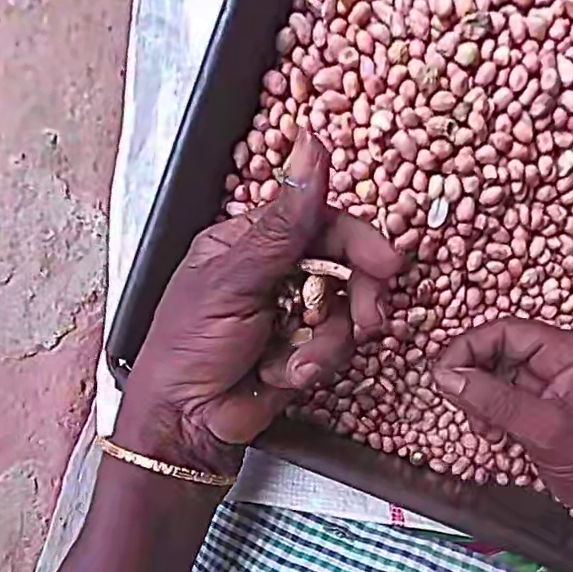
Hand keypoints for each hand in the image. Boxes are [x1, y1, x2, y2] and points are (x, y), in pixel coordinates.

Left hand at [116, 134, 402, 474]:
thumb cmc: (188, 349)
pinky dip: (311, 365)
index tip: (386, 265)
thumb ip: (282, 225)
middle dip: (357, 298)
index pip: (318, 223)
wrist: (186, 422)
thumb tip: (310, 149)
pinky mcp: (301, 351)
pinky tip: (280, 376)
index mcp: (249, 243)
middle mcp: (275, 273)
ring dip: (325, 343)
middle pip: (343, 267)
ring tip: (297, 362)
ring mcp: (290, 313)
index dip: (357, 242)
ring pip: (343, 313)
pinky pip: (332, 349)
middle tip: (369, 320)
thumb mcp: (233, 282)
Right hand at [433, 318, 572, 545]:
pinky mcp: (554, 401)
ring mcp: (563, 379)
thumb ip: (492, 400)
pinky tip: (496, 433)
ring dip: (483, 400)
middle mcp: (571, 357)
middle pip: (504, 350)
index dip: (469, 349)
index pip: (509, 332)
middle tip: (461, 405)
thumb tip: (448, 376)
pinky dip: (496, 412)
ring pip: (503, 374)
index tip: (443, 373)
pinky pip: (512, 395)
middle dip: (476, 379)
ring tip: (484, 428)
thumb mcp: (542, 430)